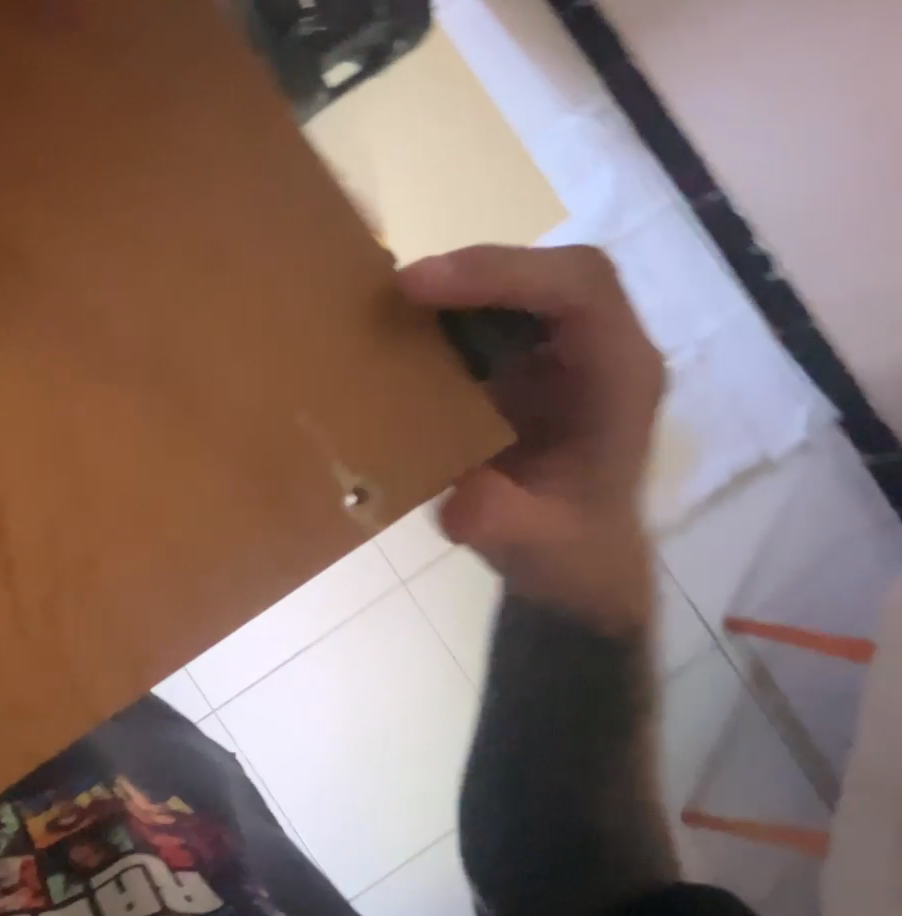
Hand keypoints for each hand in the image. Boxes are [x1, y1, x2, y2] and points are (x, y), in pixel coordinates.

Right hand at [400, 245, 664, 632]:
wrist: (567, 556)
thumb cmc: (560, 548)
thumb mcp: (532, 547)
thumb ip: (503, 522)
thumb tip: (462, 497)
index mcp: (617, 378)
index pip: (580, 291)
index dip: (503, 275)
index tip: (419, 287)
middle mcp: (598, 350)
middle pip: (551, 272)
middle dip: (472, 269)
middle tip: (392, 290)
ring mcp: (564, 353)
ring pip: (520, 285)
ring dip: (454, 287)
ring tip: (387, 306)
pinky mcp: (527, 363)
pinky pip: (492, 314)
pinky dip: (444, 313)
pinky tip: (401, 333)